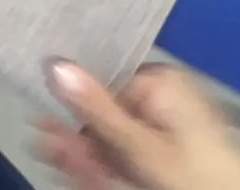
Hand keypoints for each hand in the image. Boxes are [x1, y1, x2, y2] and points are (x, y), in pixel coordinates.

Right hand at [36, 62, 239, 189]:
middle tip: (41, 147)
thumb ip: (96, 108)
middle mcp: (164, 96)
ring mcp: (170, 128)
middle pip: (105, 111)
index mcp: (163, 81)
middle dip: (74, 134)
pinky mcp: (174, 156)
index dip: (73, 104)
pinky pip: (130, 153)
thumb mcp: (144, 149)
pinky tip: (81, 170)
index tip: (43, 119)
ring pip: (113, 137)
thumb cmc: (197, 181)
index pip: (103, 79)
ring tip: (50, 157)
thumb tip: (50, 61)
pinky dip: (106, 162)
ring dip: (83, 150)